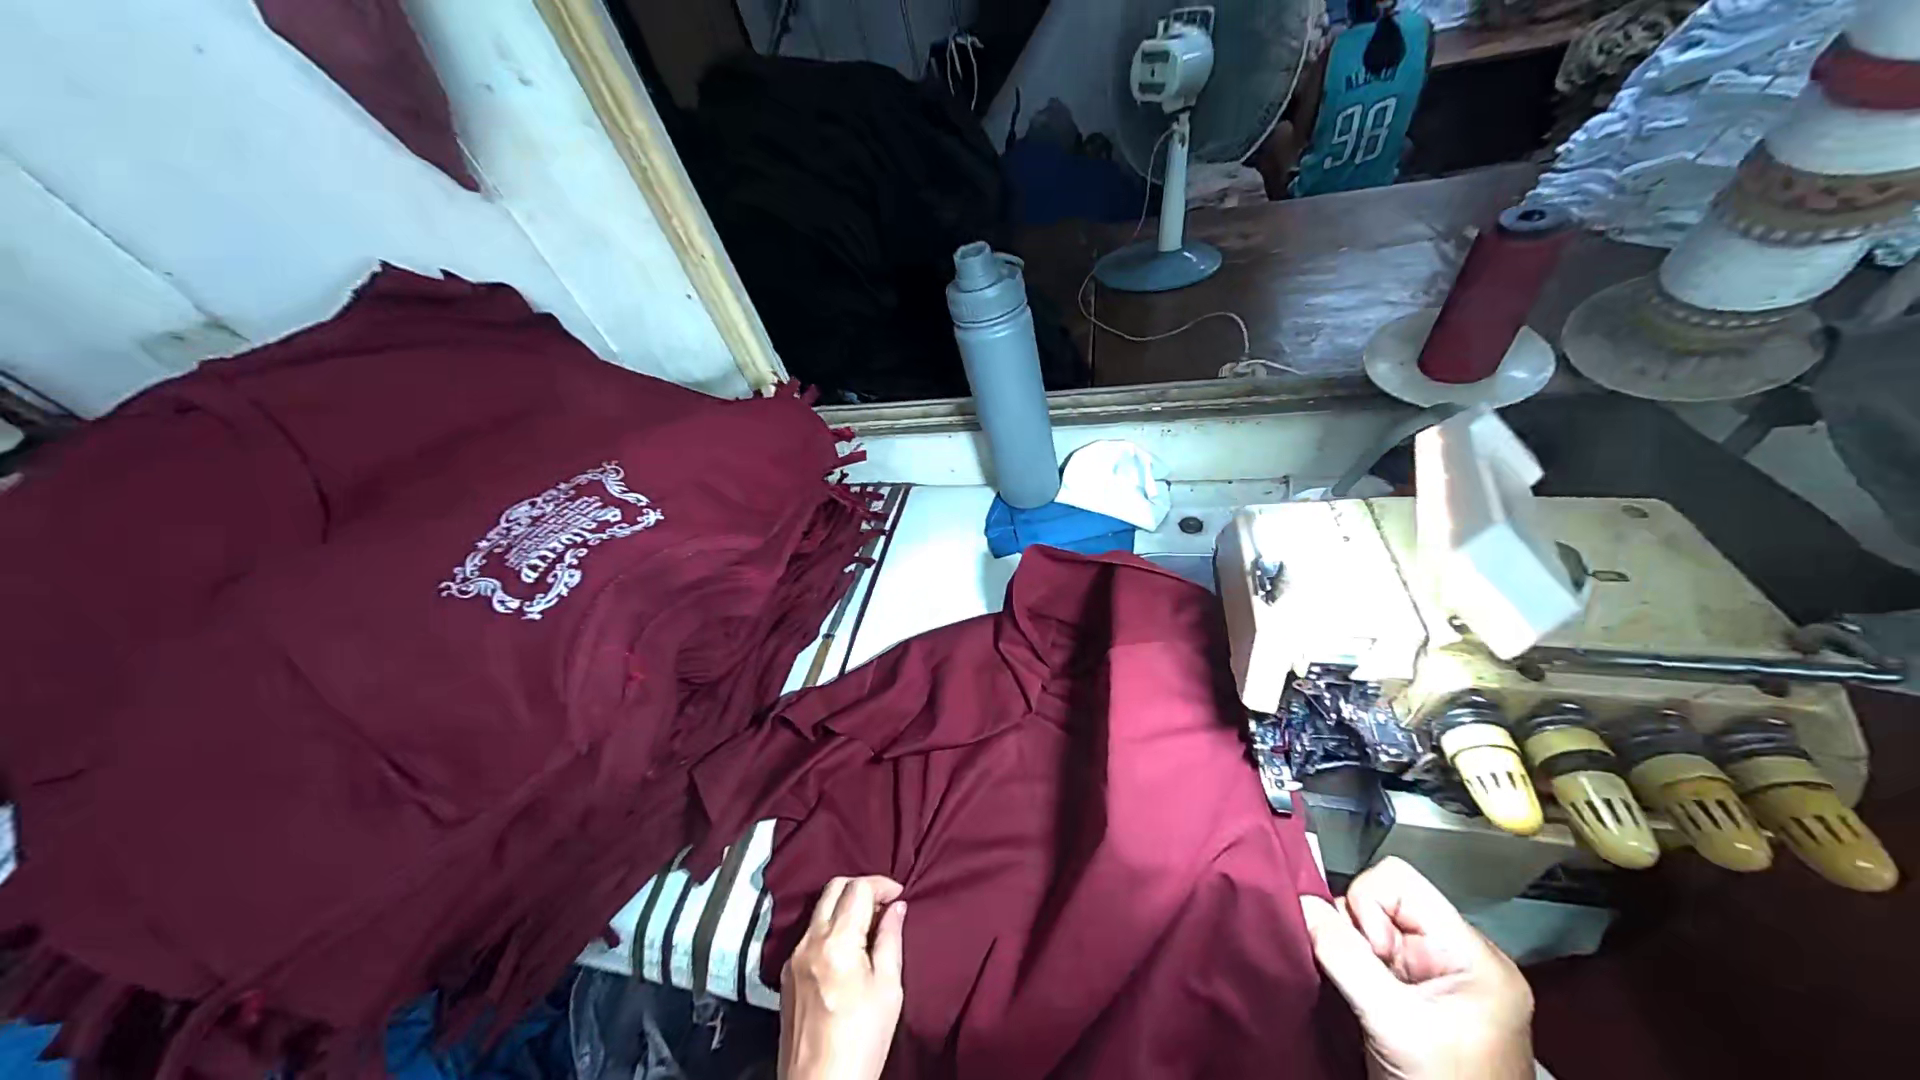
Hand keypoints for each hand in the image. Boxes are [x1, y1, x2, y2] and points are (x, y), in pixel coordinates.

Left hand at [779, 875, 907, 1079]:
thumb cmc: (861, 1042)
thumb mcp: (888, 989)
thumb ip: (891, 939)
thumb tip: (896, 907)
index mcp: (836, 942)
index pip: (858, 888)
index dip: (882, 884)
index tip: (899, 894)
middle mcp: (809, 942)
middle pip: (834, 888)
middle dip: (861, 887)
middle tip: (884, 904)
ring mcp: (793, 958)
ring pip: (820, 908)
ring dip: (845, 905)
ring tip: (870, 927)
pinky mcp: (786, 975)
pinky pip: (810, 933)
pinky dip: (830, 927)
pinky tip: (848, 949)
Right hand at [1300, 857, 1533, 1079]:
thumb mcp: (1394, 1023)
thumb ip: (1344, 955)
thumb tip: (1301, 902)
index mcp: (1473, 955)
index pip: (1398, 881)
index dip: (1368, 907)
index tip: (1373, 957)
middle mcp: (1456, 955)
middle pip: (1379, 901)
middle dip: (1357, 934)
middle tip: (1366, 984)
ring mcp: (1436, 975)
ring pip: (1368, 927)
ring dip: (1352, 954)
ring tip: (1365, 998)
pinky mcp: (1416, 993)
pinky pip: (1370, 955)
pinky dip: (1354, 969)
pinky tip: (1362, 999)